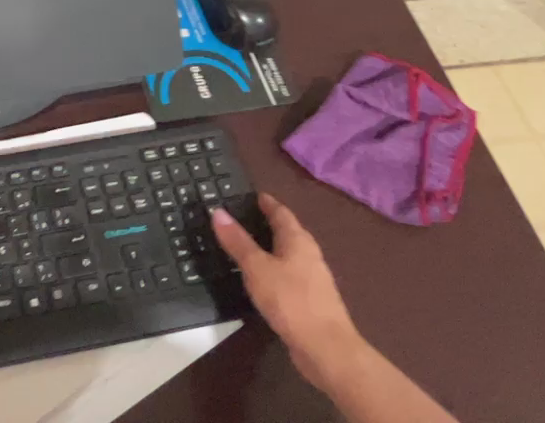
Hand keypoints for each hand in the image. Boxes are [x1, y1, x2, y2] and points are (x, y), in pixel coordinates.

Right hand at [211, 194, 365, 383]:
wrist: (326, 349)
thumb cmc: (291, 300)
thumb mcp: (256, 268)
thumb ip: (237, 241)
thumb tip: (218, 211)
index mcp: (297, 240)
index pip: (281, 212)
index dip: (266, 202)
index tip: (252, 194)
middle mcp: (309, 254)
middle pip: (287, 231)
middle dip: (268, 223)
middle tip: (243, 217)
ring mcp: (312, 279)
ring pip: (289, 254)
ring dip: (271, 247)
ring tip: (246, 246)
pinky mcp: (310, 300)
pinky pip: (289, 274)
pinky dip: (274, 269)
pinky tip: (260, 278)